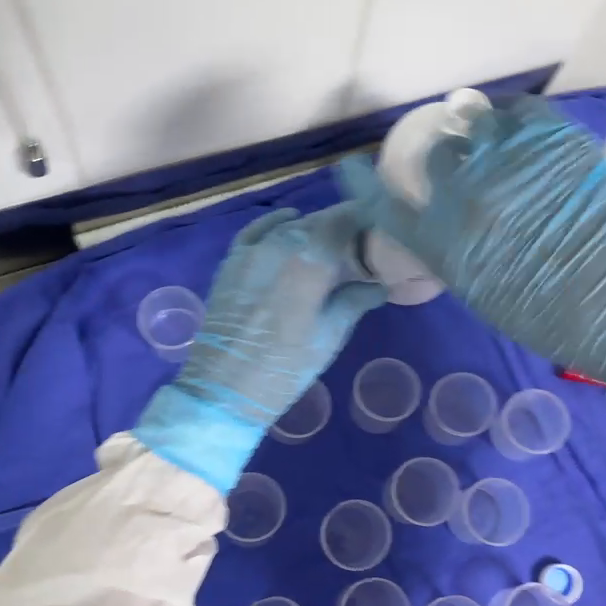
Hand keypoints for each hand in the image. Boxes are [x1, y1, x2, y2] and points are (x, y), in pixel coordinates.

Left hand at [135, 206, 385, 491]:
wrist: (225, 387)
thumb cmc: (286, 366)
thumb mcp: (330, 336)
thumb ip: (355, 301)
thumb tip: (377, 285)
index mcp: (311, 259)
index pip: (344, 221)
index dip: (364, 218)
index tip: (380, 225)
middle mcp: (281, 243)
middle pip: (317, 221)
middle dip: (340, 227)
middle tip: (360, 241)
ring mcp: (252, 250)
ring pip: (289, 225)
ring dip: (311, 228)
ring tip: (329, 243)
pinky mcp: (232, 261)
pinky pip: (257, 229)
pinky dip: (276, 223)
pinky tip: (289, 223)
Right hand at [337, 97, 605, 426]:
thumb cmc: (558, 321)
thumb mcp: (485, 295)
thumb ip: (456, 255)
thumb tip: (451, 227)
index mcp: (446, 247)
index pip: (386, 206)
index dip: (364, 184)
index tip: (353, 168)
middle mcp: (467, 199)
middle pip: (435, 158)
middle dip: (439, 162)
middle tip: (453, 167)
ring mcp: (510, 163)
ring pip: (471, 126)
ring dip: (472, 133)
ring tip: (484, 139)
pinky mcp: (554, 142)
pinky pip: (517, 110)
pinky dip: (507, 115)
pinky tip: (508, 122)